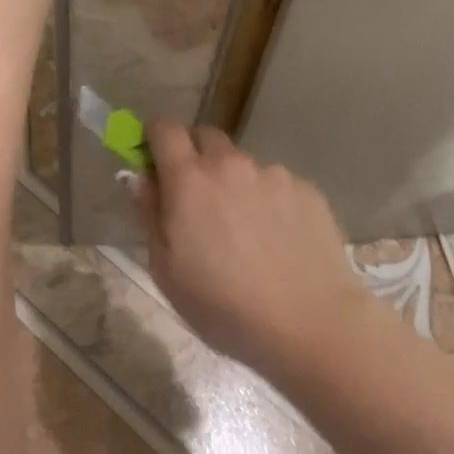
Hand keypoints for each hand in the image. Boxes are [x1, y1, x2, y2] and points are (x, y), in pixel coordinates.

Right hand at [138, 119, 369, 369]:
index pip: (164, 127)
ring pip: (243, 165)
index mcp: (189, 179)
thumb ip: (150, 215)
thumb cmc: (224, 307)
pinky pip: (277, 185)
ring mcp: (273, 174)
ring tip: (248, 234)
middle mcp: (231, 164)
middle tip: (198, 201)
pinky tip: (280, 243)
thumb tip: (143, 179)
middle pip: (205, 137)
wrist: (310, 326)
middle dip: (195, 157)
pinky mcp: (307, 190)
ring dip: (235, 184)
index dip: (155, 138)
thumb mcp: (166, 272)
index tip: (155, 163)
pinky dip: (270, 203)